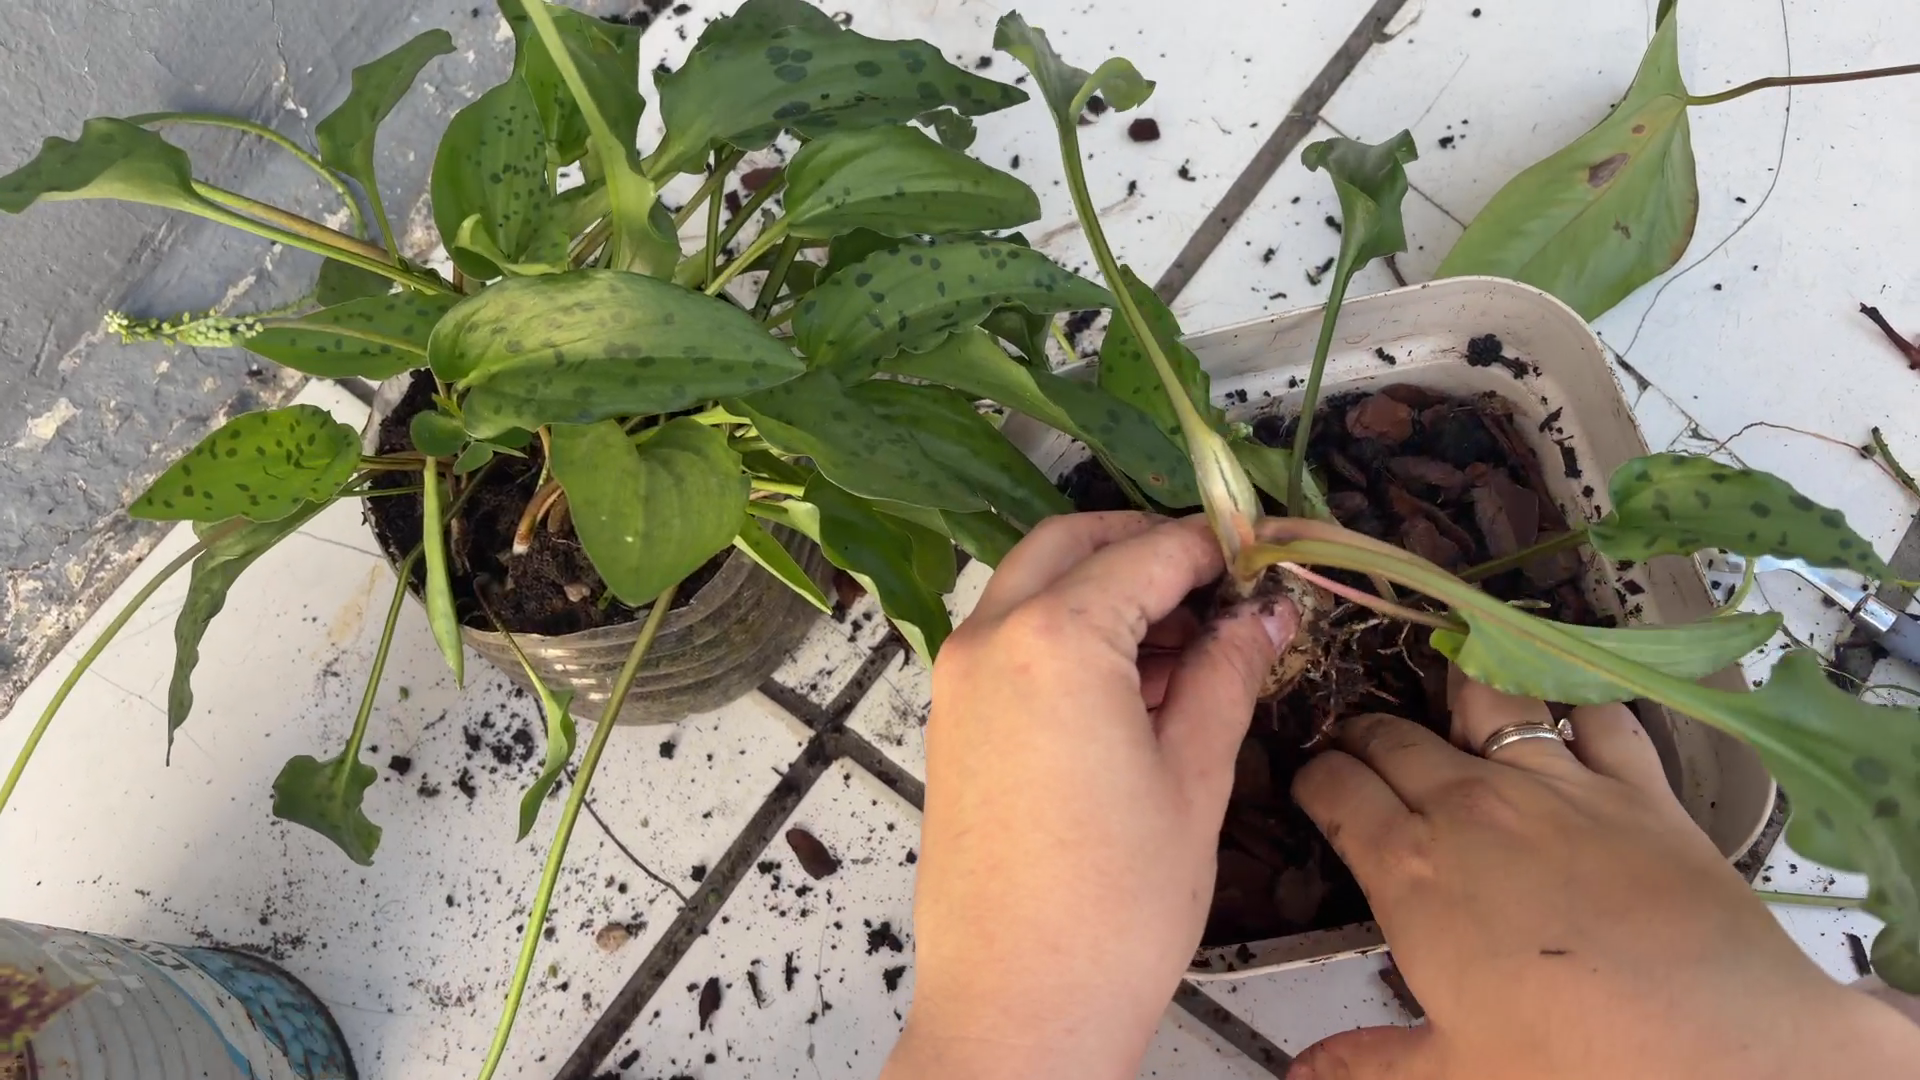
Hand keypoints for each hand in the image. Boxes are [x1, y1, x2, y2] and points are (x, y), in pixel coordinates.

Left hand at [884, 513, 1295, 1079]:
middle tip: (1212, 582)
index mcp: (1053, 637)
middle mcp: (989, 634)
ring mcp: (957, 670)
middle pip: (1070, 544)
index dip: (1209, 545)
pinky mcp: (950, 708)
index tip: (1256, 552)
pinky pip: (1012, 632)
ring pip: (1034, 582)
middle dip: (1142, 544)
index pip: (1144, 554)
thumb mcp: (1193, 776)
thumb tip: (1266, 612)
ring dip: (1104, 586)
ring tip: (1183, 640)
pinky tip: (1127, 677)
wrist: (1014, 1003)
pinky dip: (1067, 627)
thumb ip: (1228, 672)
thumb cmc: (1118, 902)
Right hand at [1290, 674, 1919, 1078]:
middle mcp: (1462, 803)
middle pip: (1384, 733)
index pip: (1329, 782)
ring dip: (1454, 693)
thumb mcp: (1455, 1075)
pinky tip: (1565, 722)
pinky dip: (1574, 709)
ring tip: (1448, 704)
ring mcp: (1548, 786)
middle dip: (1359, 735)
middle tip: (1362, 754)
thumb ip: (1362, 1065)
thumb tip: (1294, 1078)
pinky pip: (1596, 719)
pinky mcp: (1633, 790)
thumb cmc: (1574, 1069)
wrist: (1739, 1068)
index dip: (1311, 777)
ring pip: (1478, 700)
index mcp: (1406, 862)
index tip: (1314, 788)